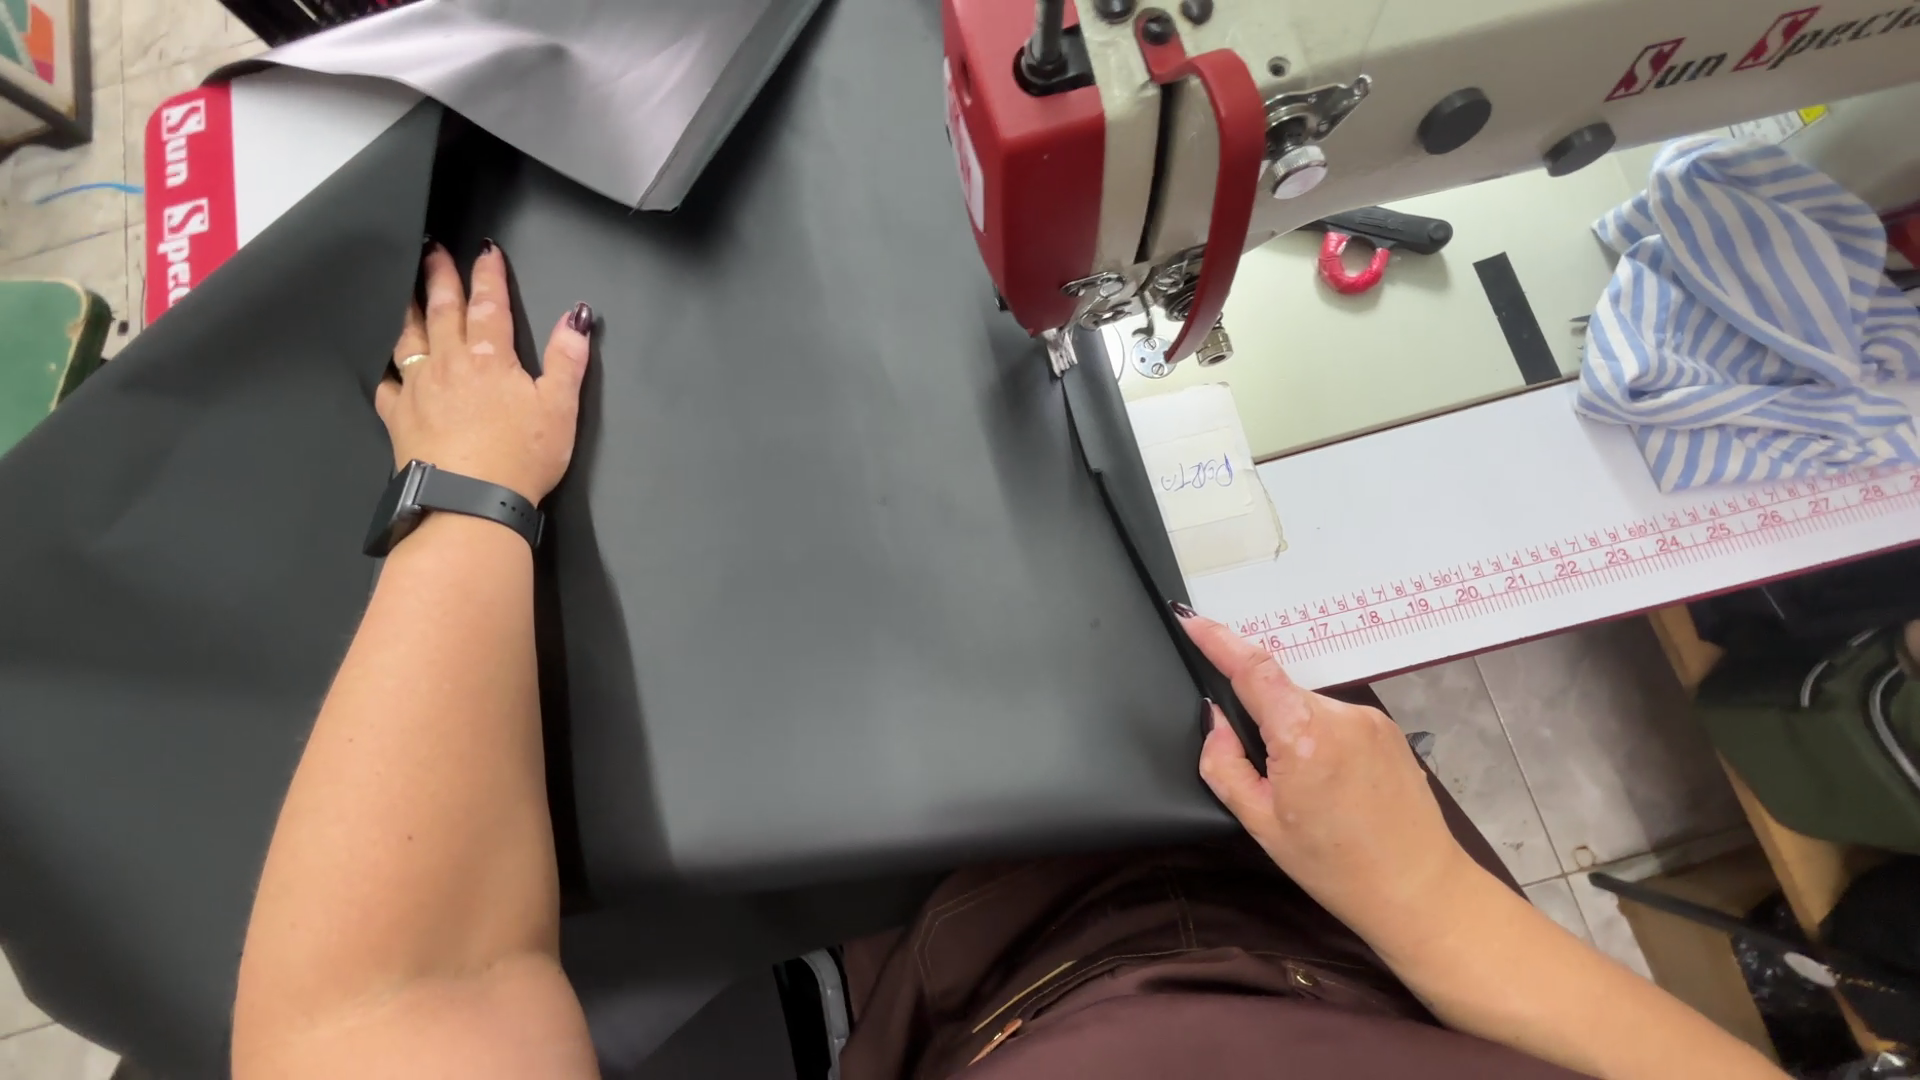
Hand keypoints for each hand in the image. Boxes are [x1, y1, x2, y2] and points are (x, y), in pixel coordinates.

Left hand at [377, 240, 592, 502]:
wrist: (471, 500)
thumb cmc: (522, 456)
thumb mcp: (560, 407)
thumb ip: (567, 359)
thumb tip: (578, 317)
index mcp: (490, 359)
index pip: (490, 305)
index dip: (489, 275)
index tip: (485, 250)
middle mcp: (449, 364)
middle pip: (443, 311)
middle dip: (439, 278)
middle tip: (431, 250)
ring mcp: (418, 389)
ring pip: (409, 337)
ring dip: (408, 309)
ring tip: (404, 289)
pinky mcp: (400, 416)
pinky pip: (388, 381)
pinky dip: (387, 366)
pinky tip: (388, 363)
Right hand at [1177, 609, 1479, 940]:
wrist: (1422, 892)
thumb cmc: (1337, 866)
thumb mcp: (1259, 822)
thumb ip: (1223, 763)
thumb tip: (1215, 720)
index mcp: (1302, 736)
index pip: (1251, 667)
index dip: (1216, 638)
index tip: (1189, 619)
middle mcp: (1339, 715)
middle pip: (1276, 690)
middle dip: (1256, 715)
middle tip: (1261, 771)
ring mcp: (1368, 719)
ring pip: (1304, 706)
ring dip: (1289, 730)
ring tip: (1305, 789)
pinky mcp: (1386, 729)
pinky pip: (1332, 718)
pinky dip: (1316, 737)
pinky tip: (1329, 783)